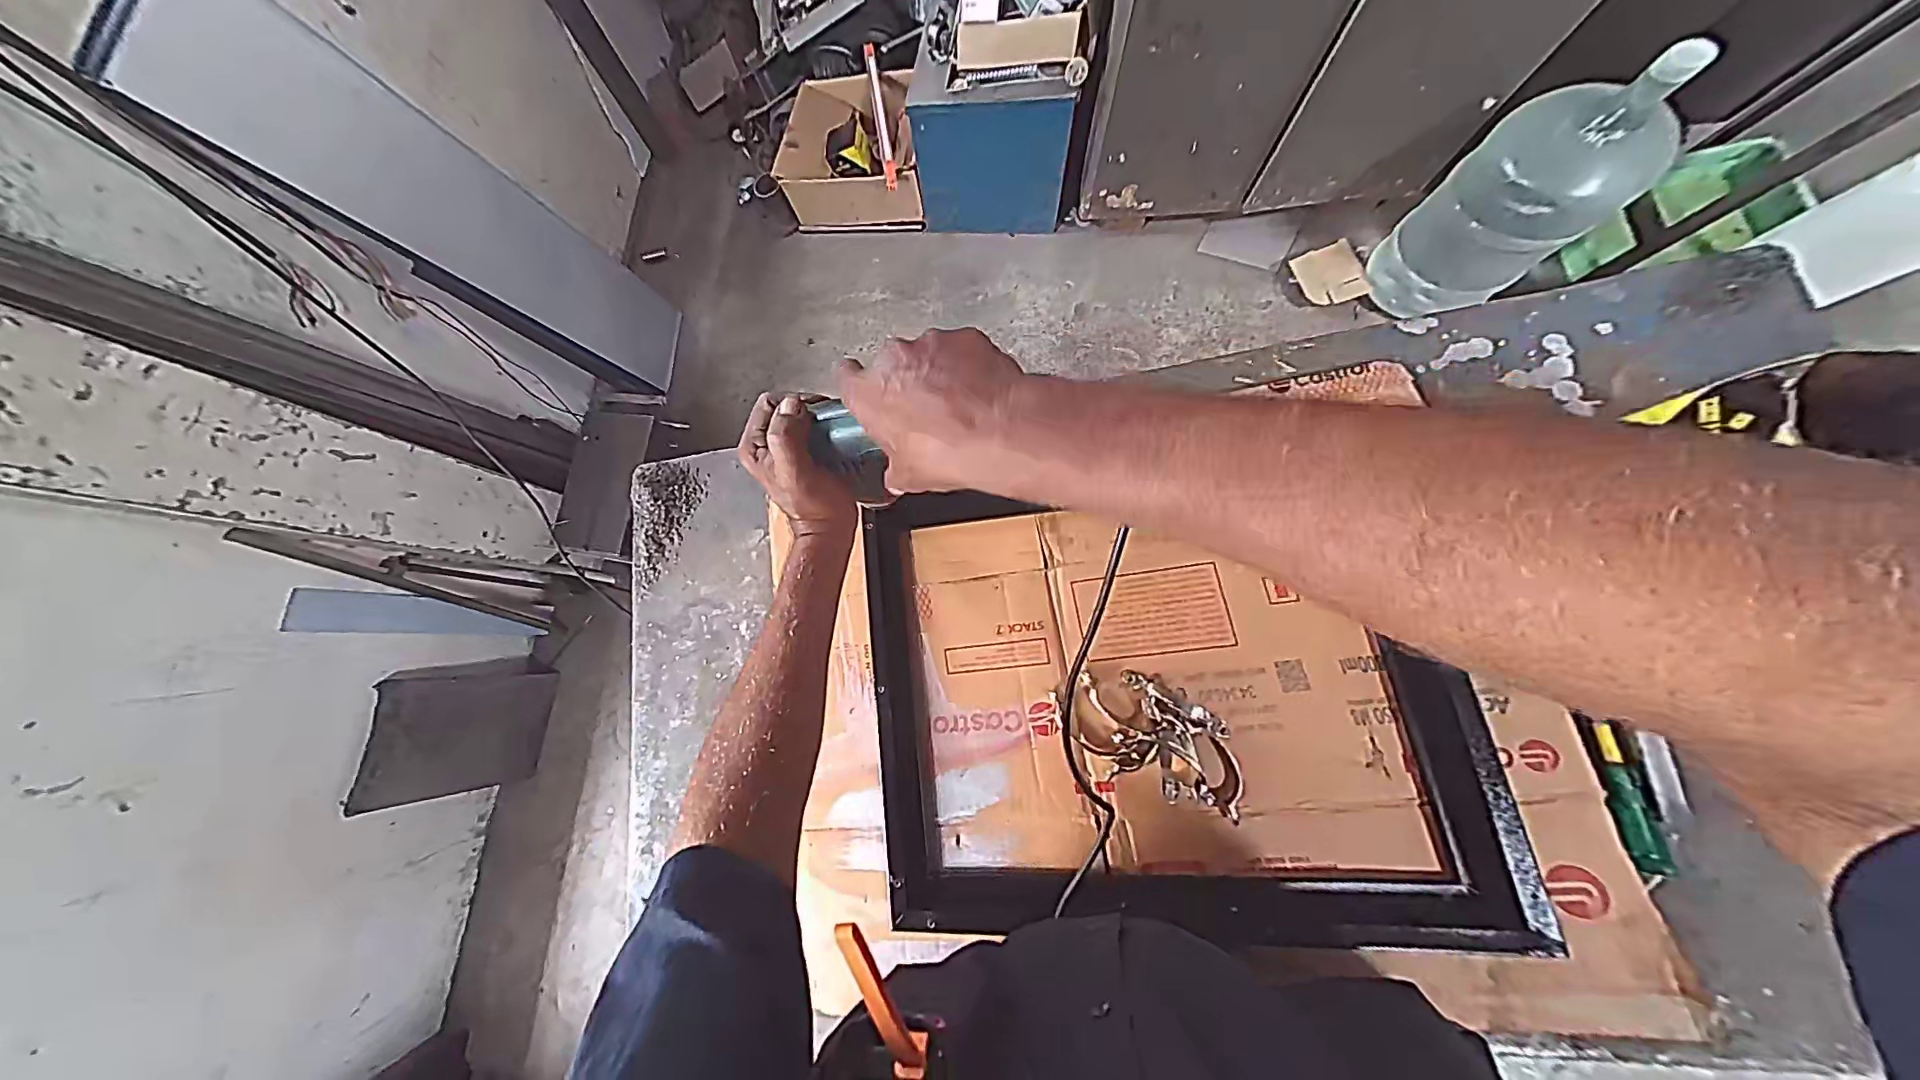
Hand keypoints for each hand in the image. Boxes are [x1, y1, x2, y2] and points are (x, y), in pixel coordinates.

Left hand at [738, 392, 855, 537]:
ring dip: (820, 417)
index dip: (793, 404)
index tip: (813, 415)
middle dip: (808, 409)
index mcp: (754, 447)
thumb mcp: (795, 471)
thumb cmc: (812, 508)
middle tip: (825, 423)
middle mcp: (768, 445)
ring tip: (832, 429)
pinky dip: (827, 426)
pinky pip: (815, 427)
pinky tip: (835, 436)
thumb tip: (790, 405)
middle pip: (787, 406)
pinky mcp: (806, 452)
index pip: (770, 403)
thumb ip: (786, 437)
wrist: (830, 527)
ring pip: (802, 414)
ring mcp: (788, 448)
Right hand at [839, 328, 1026, 493]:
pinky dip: (968, 364)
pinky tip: (978, 390)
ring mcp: (930, 344)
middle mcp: (894, 360)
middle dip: (906, 383)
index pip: (847, 379)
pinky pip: (961, 349)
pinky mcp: (965, 337)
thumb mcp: (909, 476)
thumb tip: (897, 474)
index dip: (859, 387)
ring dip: (938, 372)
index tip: (867, 392)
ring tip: (957, 403)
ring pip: (928, 354)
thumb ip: (894, 469)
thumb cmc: (950, 450)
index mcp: (869, 393)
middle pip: (892, 366)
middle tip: (925, 410)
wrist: (998, 433)